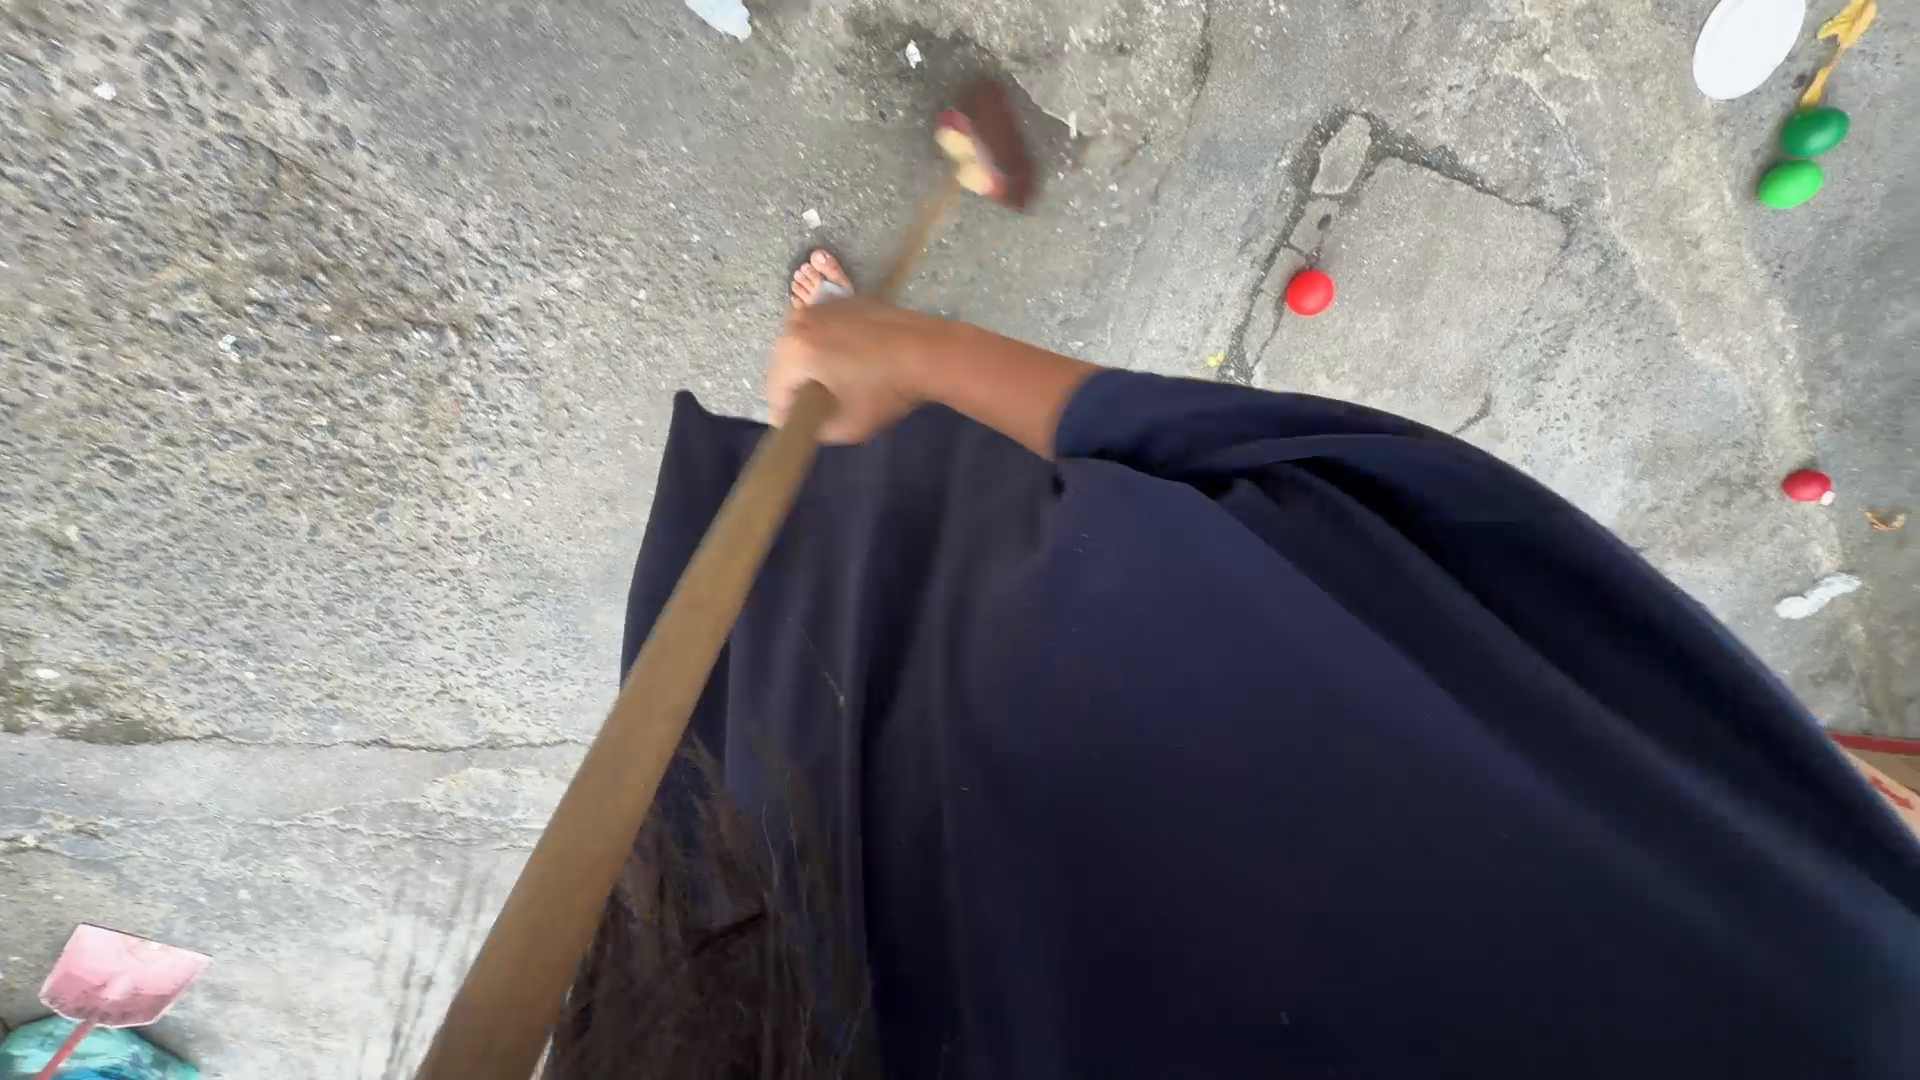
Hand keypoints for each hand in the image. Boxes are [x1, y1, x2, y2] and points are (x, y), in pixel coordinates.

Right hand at [765, 298, 940, 442]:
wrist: (930, 351)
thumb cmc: (887, 389)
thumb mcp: (848, 427)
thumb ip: (814, 431)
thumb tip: (807, 426)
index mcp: (793, 349)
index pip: (775, 393)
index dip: (787, 418)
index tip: (802, 432)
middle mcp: (798, 320)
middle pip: (785, 366)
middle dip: (799, 390)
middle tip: (820, 411)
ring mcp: (821, 306)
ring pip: (802, 347)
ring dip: (813, 369)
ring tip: (838, 388)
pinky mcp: (843, 301)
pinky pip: (823, 333)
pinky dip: (829, 349)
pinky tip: (852, 364)